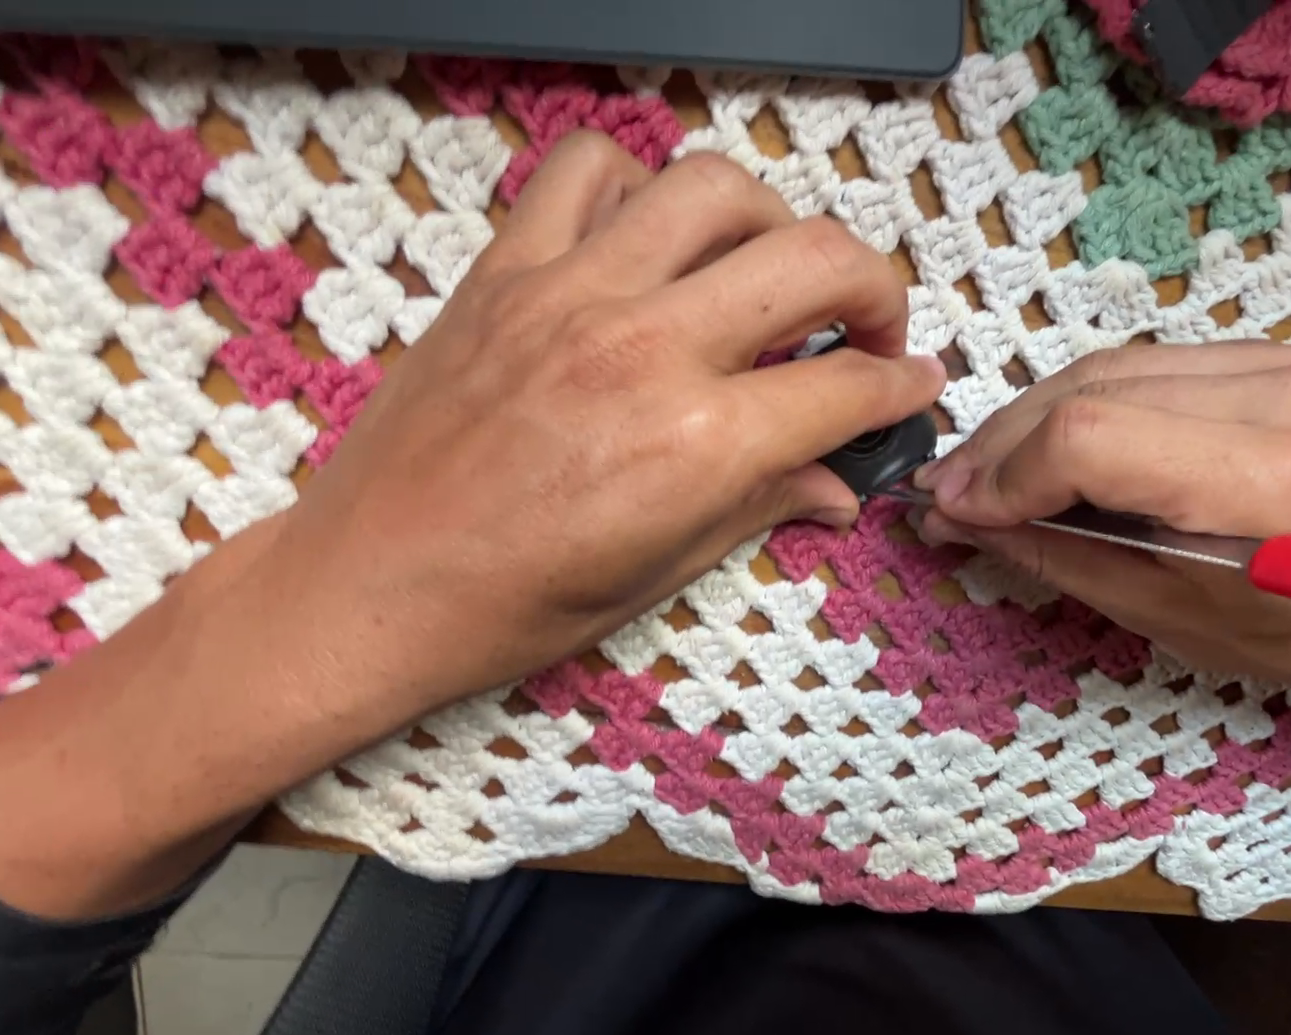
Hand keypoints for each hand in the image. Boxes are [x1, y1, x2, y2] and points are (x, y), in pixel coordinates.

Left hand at [0, 133, 947, 918]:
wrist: (371, 586)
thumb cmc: (522, 605)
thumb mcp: (667, 570)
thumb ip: (766, 505)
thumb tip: (839, 487)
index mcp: (699, 444)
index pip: (846, 388)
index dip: (903, 387)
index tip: (919, 385)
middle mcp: (649, 348)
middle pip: (812, 258)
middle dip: (877, 286)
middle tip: (875, 326)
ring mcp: (573, 293)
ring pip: (715, 188)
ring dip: (775, 223)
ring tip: (774, 274)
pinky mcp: (507, 269)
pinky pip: (590, 173)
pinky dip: (644, 192)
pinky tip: (657, 246)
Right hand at [913, 343, 1290, 799]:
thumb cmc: (1277, 637)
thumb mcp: (1151, 611)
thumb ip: (1047, 551)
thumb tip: (953, 514)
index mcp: (1269, 479)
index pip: (1093, 438)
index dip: (1007, 471)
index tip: (952, 509)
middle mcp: (1285, 395)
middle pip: (1092, 391)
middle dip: (1003, 444)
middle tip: (950, 490)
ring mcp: (1286, 361)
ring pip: (1107, 368)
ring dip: (1030, 420)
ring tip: (986, 470)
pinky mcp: (1274, 354)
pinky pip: (1141, 367)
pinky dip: (1078, 405)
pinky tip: (1046, 444)